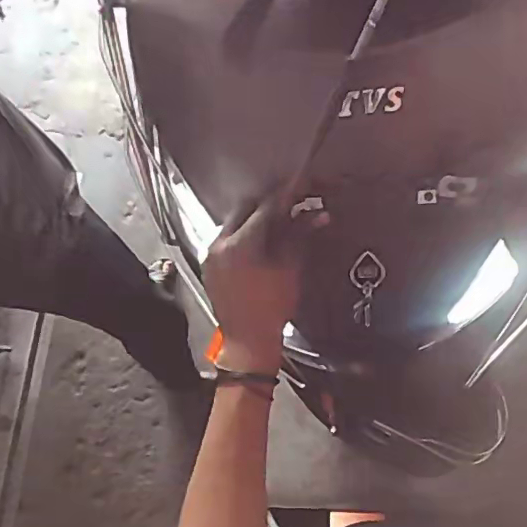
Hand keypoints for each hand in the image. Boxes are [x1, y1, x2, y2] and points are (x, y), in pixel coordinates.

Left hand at [204, 192, 326, 372]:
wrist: (247, 341)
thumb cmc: (272, 307)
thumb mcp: (289, 270)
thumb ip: (299, 237)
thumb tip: (318, 214)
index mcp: (241, 243)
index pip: (266, 207)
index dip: (286, 194)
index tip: (301, 186)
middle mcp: (220, 242)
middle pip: (245, 208)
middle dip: (268, 202)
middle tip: (290, 200)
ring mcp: (211, 254)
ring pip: (234, 222)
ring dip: (255, 218)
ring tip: (277, 220)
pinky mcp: (209, 265)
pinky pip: (227, 239)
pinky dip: (244, 234)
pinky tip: (260, 240)